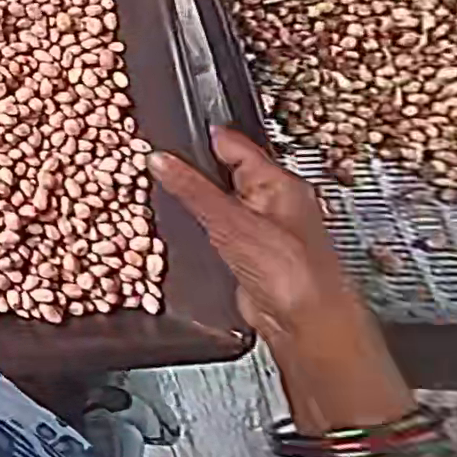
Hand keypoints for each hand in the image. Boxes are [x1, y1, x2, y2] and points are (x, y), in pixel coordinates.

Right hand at [147, 126, 360, 344]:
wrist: (306, 326)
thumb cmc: (292, 274)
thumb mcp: (230, 221)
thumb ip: (192, 188)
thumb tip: (158, 158)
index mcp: (278, 183)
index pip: (231, 143)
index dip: (197, 135)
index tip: (162, 130)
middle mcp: (269, 200)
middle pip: (219, 168)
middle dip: (187, 164)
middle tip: (149, 158)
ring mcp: (256, 223)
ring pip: (212, 195)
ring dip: (188, 193)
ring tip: (156, 185)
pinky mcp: (242, 246)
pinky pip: (210, 220)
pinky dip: (192, 217)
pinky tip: (175, 219)